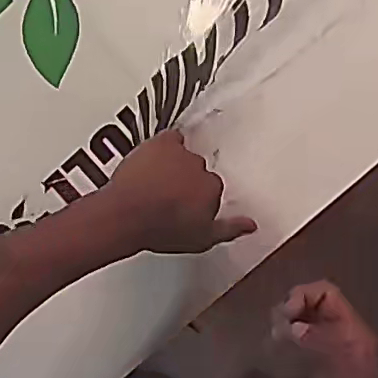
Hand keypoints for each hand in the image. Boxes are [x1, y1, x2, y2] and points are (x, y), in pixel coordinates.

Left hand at [99, 130, 256, 253]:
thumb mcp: (201, 239)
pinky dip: (165, 145)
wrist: (127, 216)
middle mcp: (200, 169)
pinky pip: (170, 137)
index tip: (183, 207)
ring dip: (173, 164)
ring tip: (155, 181)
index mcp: (213, 190)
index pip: (212, 188)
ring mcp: (181, 155)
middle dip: (185, 181)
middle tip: (167, 195)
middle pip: (198, 171)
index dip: (196, 198)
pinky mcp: (162, 143)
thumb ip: (229, 229)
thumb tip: (250, 225)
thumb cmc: (158, 229)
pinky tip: (156, 157)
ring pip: (183, 155)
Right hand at [273, 281, 377, 377]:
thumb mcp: (339, 372)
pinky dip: (289, 339)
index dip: (303, 296)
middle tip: (277, 328)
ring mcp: (333, 350)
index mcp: (353, 331)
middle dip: (293, 308)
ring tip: (275, 339)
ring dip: (289, 323)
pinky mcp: (322, 365)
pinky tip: (279, 351)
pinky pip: (303, 340)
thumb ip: (319, 343)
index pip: (327, 294)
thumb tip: (293, 326)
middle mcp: (344, 334)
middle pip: (315, 303)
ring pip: (307, 320)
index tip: (285, 315)